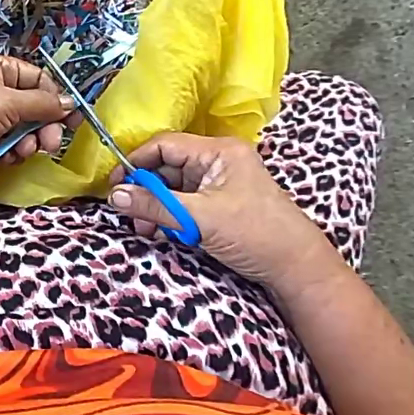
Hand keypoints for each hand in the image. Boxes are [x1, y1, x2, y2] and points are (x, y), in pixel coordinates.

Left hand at [0, 52, 79, 184]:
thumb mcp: (5, 102)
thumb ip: (41, 104)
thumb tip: (70, 103)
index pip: (36, 78)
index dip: (55, 98)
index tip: (72, 118)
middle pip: (32, 105)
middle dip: (44, 125)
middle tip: (51, 143)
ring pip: (23, 128)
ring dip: (30, 141)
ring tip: (26, 151)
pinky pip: (8, 144)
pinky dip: (14, 152)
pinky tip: (10, 158)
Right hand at [109, 133, 346, 293]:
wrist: (298, 269)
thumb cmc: (257, 235)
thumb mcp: (199, 219)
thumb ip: (155, 205)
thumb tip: (115, 196)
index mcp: (218, 152)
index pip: (165, 145)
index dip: (136, 162)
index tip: (116, 185)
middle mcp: (217, 161)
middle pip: (166, 166)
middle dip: (145, 190)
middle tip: (130, 213)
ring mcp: (219, 183)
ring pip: (172, 187)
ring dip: (155, 207)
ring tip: (146, 228)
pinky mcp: (219, 203)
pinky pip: (183, 202)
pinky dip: (170, 215)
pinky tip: (162, 231)